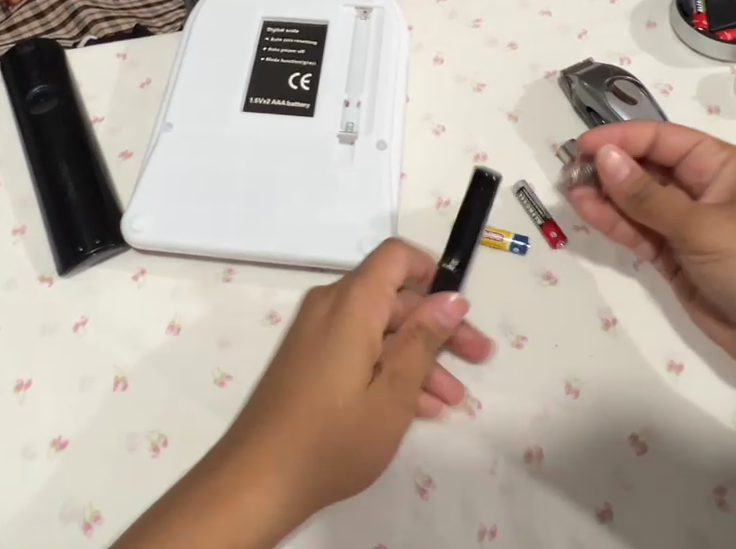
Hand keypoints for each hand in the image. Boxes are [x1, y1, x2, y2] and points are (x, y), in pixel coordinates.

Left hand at [216, 238, 494, 518]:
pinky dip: (387, 366)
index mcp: (352, 302)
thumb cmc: (333, 437)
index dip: (431, 273)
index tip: (459, 310)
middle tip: (478, 359)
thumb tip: (452, 296)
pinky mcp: (309, 357)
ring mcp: (316, 332)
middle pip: (392, 296)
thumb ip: (423, 340)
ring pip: (378, 327)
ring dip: (417, 356)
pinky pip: (357, 346)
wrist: (257, 479)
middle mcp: (331, 305)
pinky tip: (417, 407)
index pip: (396, 256)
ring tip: (453, 399)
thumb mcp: (392, 393)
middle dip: (438, 327)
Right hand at [565, 121, 735, 382]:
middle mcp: (700, 189)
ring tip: (569, 190)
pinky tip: (586, 211)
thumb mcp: (705, 227)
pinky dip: (612, 221)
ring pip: (635, 200)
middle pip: (644, 166)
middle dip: (608, 165)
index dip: (620, 138)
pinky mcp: (674, 258)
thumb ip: (647, 196)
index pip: (661, 139)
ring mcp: (686, 225)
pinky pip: (637, 231)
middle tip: (567, 170)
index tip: (581, 146)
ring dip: (604, 194)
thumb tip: (602, 156)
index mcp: (719, 166)